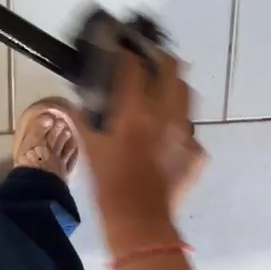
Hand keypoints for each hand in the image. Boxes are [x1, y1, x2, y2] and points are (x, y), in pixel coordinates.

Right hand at [77, 48, 206, 252]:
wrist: (140, 221)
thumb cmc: (108, 184)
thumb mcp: (89, 147)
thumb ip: (82, 118)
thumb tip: (73, 103)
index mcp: (136, 109)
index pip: (133, 65)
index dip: (126, 52)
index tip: (120, 47)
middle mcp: (166, 114)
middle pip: (172, 67)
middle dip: (159, 57)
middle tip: (148, 58)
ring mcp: (186, 132)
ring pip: (187, 95)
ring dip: (174, 88)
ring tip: (161, 93)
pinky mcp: (197, 152)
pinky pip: (189, 132)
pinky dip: (177, 130)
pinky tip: (165, 140)